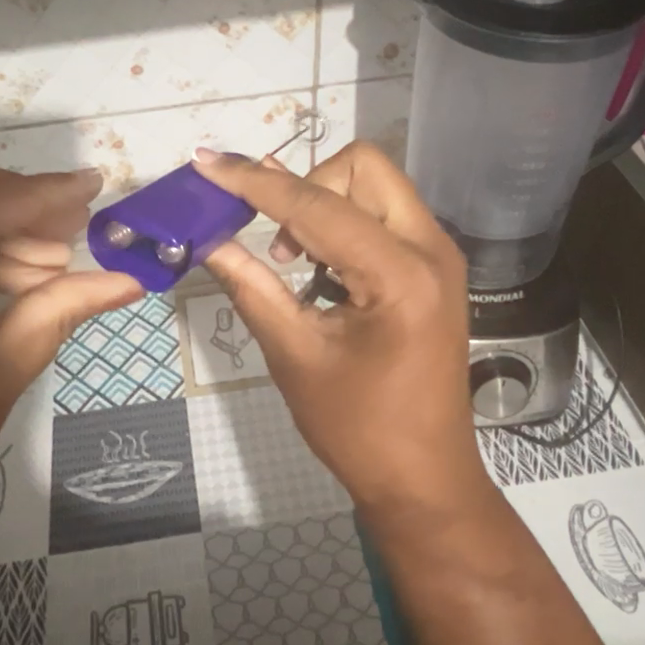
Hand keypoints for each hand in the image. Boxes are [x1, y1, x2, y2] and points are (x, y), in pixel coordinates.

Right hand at [191, 142, 484, 516]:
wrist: (423, 480)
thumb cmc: (358, 428)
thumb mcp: (293, 355)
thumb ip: (250, 285)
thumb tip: (207, 238)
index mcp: (400, 273)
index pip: (316, 205)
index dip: (254, 182)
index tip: (208, 165)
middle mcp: (430, 248)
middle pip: (362, 167)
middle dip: (306, 184)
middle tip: (273, 236)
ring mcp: (438, 256)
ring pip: (374, 186)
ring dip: (324, 204)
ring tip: (293, 259)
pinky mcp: (434, 269)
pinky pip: (383, 216)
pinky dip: (344, 224)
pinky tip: (318, 269)